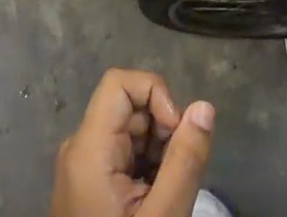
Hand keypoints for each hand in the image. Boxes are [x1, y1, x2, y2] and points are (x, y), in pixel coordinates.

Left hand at [51, 68, 215, 216]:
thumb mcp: (163, 215)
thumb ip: (186, 159)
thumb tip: (205, 106)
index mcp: (89, 147)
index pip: (120, 83)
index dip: (156, 93)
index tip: (177, 132)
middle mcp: (81, 147)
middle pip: (130, 107)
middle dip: (164, 129)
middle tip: (178, 172)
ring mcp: (84, 166)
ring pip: (131, 131)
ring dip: (159, 151)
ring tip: (166, 191)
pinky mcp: (91, 183)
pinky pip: (125, 154)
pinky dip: (148, 167)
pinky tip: (155, 200)